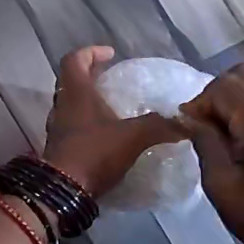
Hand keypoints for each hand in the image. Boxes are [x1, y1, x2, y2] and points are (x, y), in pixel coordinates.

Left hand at [42, 46, 186, 196]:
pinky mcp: (58, 151)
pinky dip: (86, 127)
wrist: (65, 192)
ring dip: (87, 104)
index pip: (74, 59)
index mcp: (76, 94)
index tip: (110, 54)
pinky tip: (105, 137)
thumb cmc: (95, 153)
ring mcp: (57, 130)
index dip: (91, 52)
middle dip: (91, 78)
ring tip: (111, 110)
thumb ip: (159, 126)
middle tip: (112, 81)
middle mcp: (61, 108)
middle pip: (71, 83)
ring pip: (70, 107)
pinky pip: (72, 129)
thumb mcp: (133, 136)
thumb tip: (186, 123)